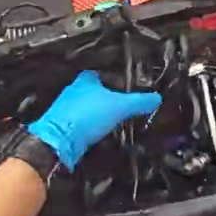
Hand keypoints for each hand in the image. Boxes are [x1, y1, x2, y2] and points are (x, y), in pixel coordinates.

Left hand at [27, 72, 160, 170]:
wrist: (58, 141)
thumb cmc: (86, 116)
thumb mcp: (119, 106)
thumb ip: (138, 102)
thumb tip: (156, 98)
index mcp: (85, 80)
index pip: (100, 74)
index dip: (112, 78)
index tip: (124, 85)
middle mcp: (72, 91)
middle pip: (92, 91)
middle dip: (106, 98)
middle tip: (122, 105)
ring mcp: (65, 110)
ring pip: (85, 108)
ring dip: (97, 114)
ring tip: (113, 121)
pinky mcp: (61, 126)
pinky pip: (79, 124)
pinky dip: (89, 128)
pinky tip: (99, 135)